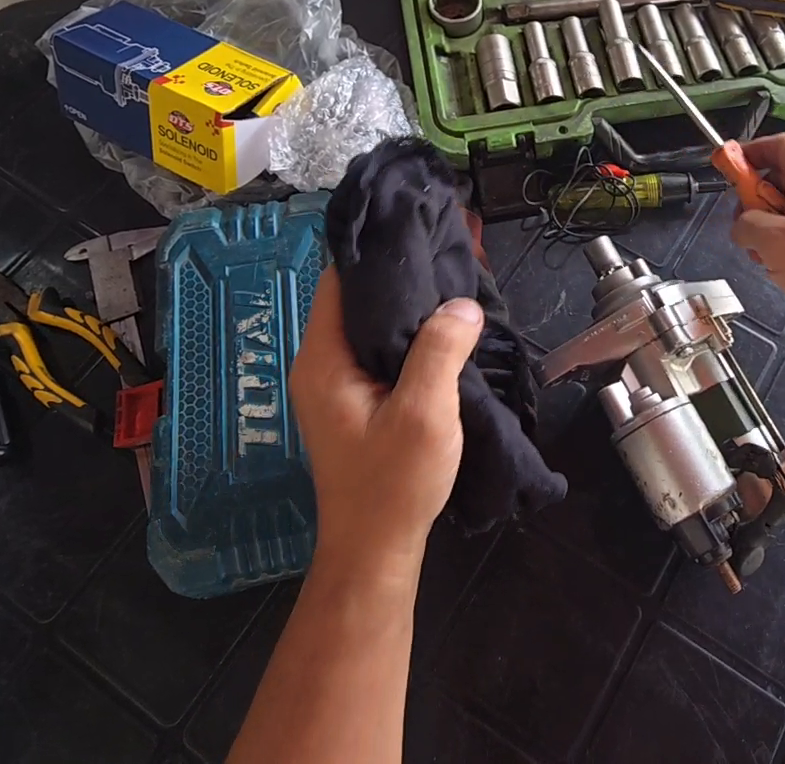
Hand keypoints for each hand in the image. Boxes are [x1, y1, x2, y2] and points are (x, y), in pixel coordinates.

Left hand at [289, 267, 483, 579]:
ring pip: (370, 325)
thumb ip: (440, 351)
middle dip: (400, 277)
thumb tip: (462, 304)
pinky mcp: (356, 400)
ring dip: (408, 308)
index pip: (338, 281)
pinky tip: (444, 331)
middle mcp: (322, 364)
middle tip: (447, 256)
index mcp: (324, 359)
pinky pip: (379, 350)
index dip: (377, 255)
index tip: (419, 235)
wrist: (376, 549)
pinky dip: (408, 335)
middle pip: (355, 300)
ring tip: (452, 286)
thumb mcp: (424, 413)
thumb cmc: (393, 483)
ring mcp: (337, 384)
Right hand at [728, 133, 784, 331]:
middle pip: (784, 176)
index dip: (751, 151)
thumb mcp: (772, 242)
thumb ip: (746, 224)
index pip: (780, 143)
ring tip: (768, 256)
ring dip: (771, 228)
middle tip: (746, 226)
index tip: (729, 169)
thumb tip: (742, 224)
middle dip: (756, 200)